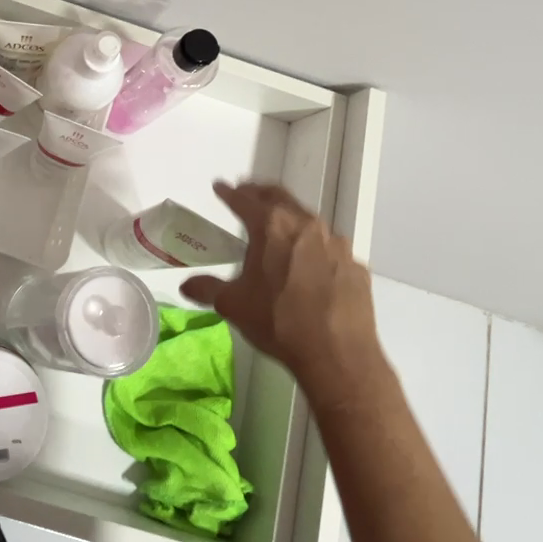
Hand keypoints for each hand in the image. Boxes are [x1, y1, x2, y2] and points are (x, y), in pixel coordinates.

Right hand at [179, 181, 378, 381]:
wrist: (338, 355)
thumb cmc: (278, 322)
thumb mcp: (233, 306)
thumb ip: (207, 289)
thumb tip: (186, 285)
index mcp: (272, 227)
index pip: (244, 200)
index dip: (229, 193)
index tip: (219, 187)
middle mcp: (306, 225)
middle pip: (280, 198)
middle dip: (261, 193)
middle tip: (248, 194)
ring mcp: (336, 244)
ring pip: (309, 221)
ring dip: (291, 219)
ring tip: (280, 230)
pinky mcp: (355, 266)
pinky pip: (331, 249)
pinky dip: (315, 249)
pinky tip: (311, 267)